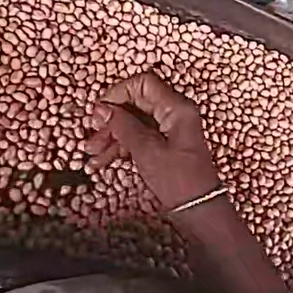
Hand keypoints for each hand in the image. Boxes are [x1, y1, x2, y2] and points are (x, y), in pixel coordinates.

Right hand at [83, 72, 220, 211]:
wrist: (198, 208)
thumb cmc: (179, 180)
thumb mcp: (147, 150)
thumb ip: (123, 126)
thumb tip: (101, 108)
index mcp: (177, 108)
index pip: (144, 84)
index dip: (118, 94)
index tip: (100, 112)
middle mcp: (176, 113)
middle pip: (137, 103)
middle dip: (111, 119)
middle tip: (93, 139)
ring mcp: (171, 129)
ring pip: (135, 121)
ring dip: (112, 135)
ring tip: (94, 155)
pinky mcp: (166, 144)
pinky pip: (140, 136)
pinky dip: (123, 145)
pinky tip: (105, 160)